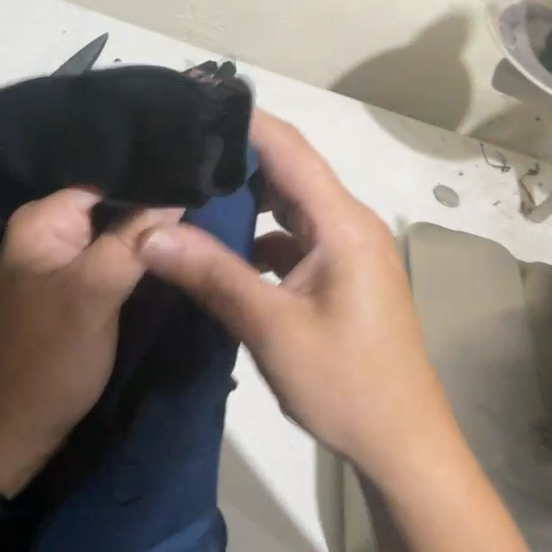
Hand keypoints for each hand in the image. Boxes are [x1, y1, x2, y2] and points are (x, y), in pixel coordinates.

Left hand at [0, 190, 180, 491]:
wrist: (14, 431)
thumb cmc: (48, 360)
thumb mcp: (94, 293)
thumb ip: (132, 240)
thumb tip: (177, 195)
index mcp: (41, 220)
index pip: (108, 178)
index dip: (154, 181)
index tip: (204, 182)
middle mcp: (47, 233)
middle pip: (114, 206)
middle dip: (157, 210)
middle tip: (213, 209)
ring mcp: (61, 265)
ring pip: (117, 238)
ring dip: (152, 239)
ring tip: (206, 229)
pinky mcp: (74, 293)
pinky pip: (112, 264)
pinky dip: (140, 264)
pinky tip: (176, 259)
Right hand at [136, 112, 453, 481]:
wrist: (401, 444)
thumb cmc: (346, 384)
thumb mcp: (272, 328)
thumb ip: (212, 275)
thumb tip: (150, 235)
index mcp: (343, 225)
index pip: (288, 148)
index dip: (240, 121)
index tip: (185, 106)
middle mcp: (349, 227)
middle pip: (288, 173)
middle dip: (231, 161)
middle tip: (170, 157)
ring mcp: (346, 255)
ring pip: (288, 210)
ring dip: (242, 204)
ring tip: (182, 200)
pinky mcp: (339, 281)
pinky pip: (292, 243)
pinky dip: (256, 240)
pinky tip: (216, 255)